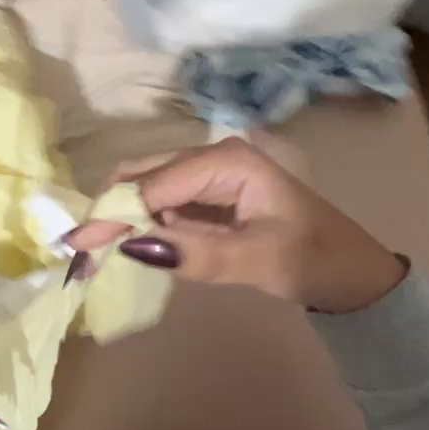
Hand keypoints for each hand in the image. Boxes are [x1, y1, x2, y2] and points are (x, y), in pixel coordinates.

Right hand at [65, 137, 406, 313]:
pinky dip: (140, 224)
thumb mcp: (260, 260)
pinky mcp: (207, 196)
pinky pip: (162, 204)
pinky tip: (128, 246)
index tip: (78, 247)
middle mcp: (212, 157)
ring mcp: (209, 175)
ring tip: (93, 253)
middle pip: (142, 175)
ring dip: (120, 217)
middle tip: (79, 252)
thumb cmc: (314, 259)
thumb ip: (198, 254)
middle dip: (108, 209)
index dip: (113, 214)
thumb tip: (133, 246)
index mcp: (228, 161)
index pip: (155, 184)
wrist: (350, 272)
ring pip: (147, 187)